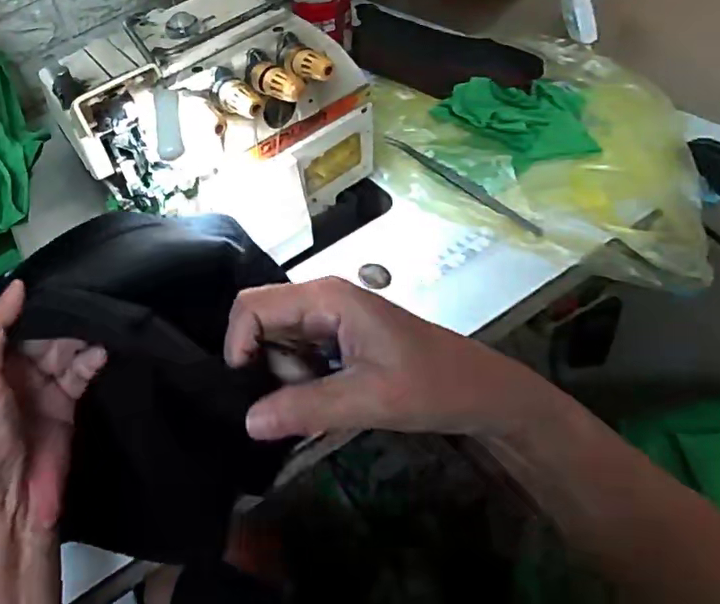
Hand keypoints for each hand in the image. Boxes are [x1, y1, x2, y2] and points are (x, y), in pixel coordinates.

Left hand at [0, 281, 107, 603]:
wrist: (8, 511)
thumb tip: (18, 283)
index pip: (6, 322)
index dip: (27, 302)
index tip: (54, 275)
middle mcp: (10, 372)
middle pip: (41, 332)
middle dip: (61, 319)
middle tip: (86, 300)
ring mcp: (40, 389)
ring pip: (63, 348)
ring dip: (79, 338)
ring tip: (97, 330)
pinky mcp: (66, 405)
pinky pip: (81, 371)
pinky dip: (92, 360)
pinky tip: (100, 354)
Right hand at [225, 276, 561, 440]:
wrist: (480, 391)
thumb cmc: (430, 384)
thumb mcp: (369, 399)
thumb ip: (306, 407)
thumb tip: (248, 421)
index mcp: (325, 298)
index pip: (253, 305)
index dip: (239, 343)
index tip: (247, 389)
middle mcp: (320, 299)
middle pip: (261, 321)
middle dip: (265, 363)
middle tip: (293, 399)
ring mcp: (328, 317)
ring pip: (277, 340)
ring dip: (284, 376)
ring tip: (322, 401)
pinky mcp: (335, 336)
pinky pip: (297, 353)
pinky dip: (299, 379)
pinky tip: (327, 399)